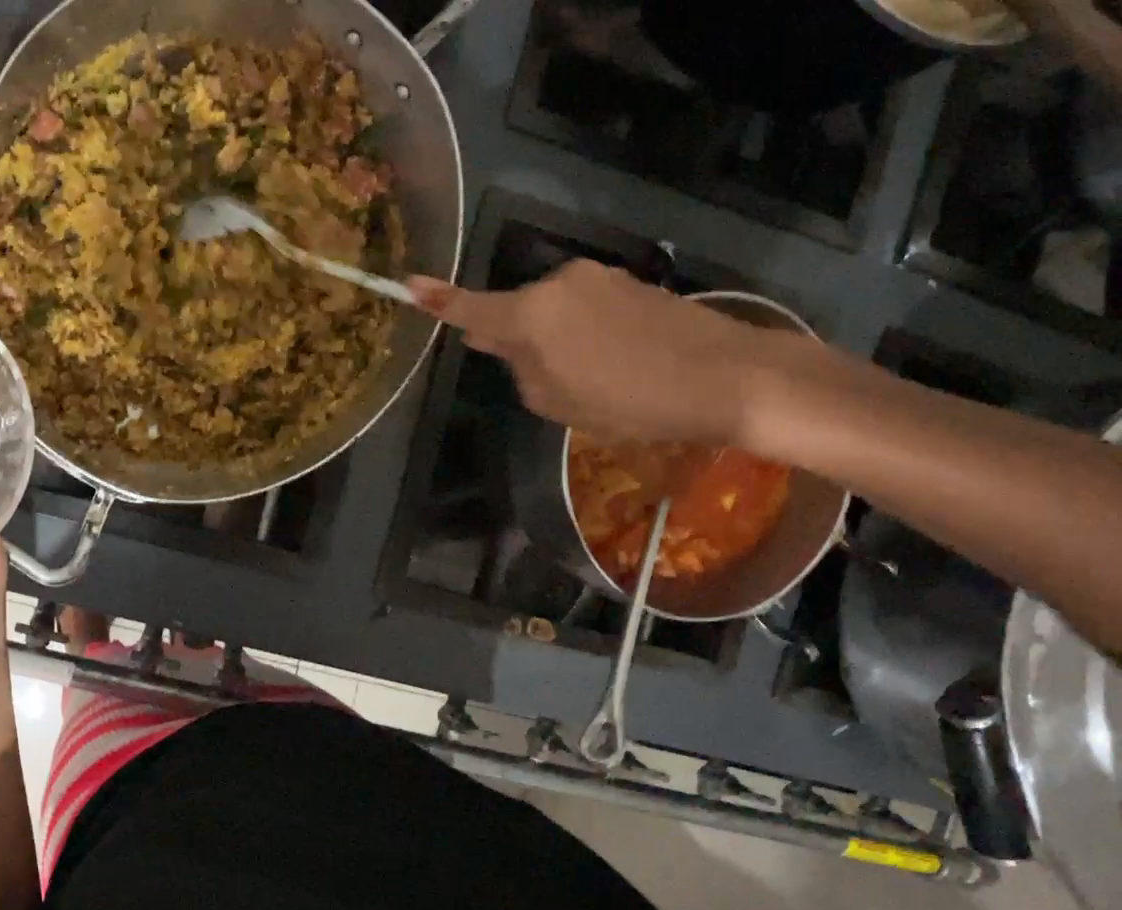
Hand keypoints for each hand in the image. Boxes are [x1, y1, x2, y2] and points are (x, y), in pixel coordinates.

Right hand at [408, 260, 810, 446]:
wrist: (729, 378)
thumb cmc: (630, 401)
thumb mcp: (557, 403)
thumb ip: (522, 371)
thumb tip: (512, 347)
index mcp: (532, 314)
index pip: (472, 307)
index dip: (439, 301)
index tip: (408, 285)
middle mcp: (559, 283)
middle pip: (516, 311)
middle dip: (516, 338)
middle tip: (542, 381)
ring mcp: (598, 279)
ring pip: (552, 310)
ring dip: (555, 338)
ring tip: (592, 379)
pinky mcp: (630, 283)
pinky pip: (585, 308)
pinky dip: (584, 332)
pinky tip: (617, 363)